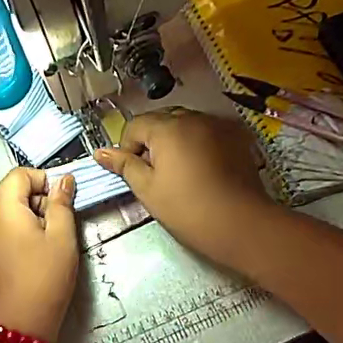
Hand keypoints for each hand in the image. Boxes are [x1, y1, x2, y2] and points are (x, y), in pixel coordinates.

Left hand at [0, 167, 79, 342]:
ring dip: (21, 218)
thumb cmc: (43, 281)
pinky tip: (25, 259)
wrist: (16, 326)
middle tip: (55, 225)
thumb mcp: (63, 237)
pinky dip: (8, 236)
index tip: (61, 200)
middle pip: (8, 191)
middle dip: (33, 200)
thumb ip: (62, 203)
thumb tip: (63, 182)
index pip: (21, 174)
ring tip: (41, 245)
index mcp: (2, 205)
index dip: (44, 181)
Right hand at [93, 109, 282, 265]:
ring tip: (179, 172)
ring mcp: (218, 125)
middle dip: (152, 141)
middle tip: (154, 174)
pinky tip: (202, 170)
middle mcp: (193, 118)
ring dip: (176, 141)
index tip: (132, 172)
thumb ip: (124, 165)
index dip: (127, 148)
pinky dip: (199, 143)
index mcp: (167, 128)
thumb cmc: (188, 209)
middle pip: (162, 121)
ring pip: (186, 125)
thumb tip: (100, 152)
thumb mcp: (148, 189)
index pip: (135, 125)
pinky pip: (208, 132)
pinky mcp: (237, 137)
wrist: (241, 224)